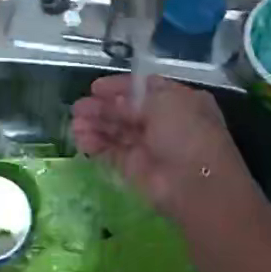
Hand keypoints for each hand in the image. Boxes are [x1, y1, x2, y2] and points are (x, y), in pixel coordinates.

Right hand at [69, 74, 254, 220]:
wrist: (195, 184)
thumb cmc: (186, 133)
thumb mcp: (162, 104)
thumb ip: (132, 101)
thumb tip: (112, 103)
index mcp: (178, 101)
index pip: (144, 89)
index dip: (119, 87)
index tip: (95, 88)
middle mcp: (164, 122)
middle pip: (127, 111)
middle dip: (102, 108)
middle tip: (78, 108)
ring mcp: (149, 147)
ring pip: (117, 131)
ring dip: (95, 125)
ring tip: (75, 124)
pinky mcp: (135, 169)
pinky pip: (112, 152)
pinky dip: (96, 145)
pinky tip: (81, 139)